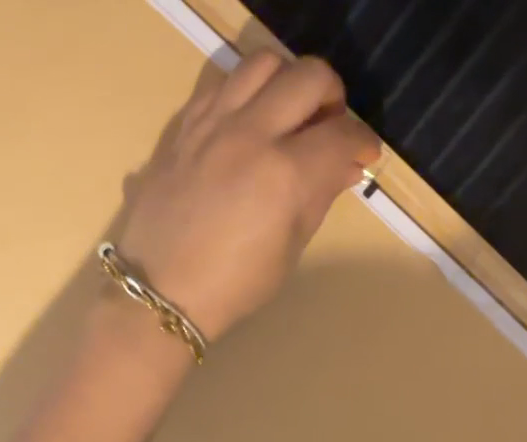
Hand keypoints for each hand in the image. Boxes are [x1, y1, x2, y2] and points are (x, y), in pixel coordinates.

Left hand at [114, 52, 381, 341]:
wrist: (161, 292)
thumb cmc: (232, 285)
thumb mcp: (288, 250)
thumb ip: (319, 198)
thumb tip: (345, 167)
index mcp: (284, 174)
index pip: (342, 135)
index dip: (363, 143)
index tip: (365, 156)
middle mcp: (251, 134)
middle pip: (309, 77)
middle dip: (333, 97)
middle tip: (330, 126)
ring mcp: (212, 124)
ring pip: (263, 64)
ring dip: (288, 81)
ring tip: (289, 114)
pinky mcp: (184, 127)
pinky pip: (222, 84)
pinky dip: (246, 93)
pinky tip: (249, 123)